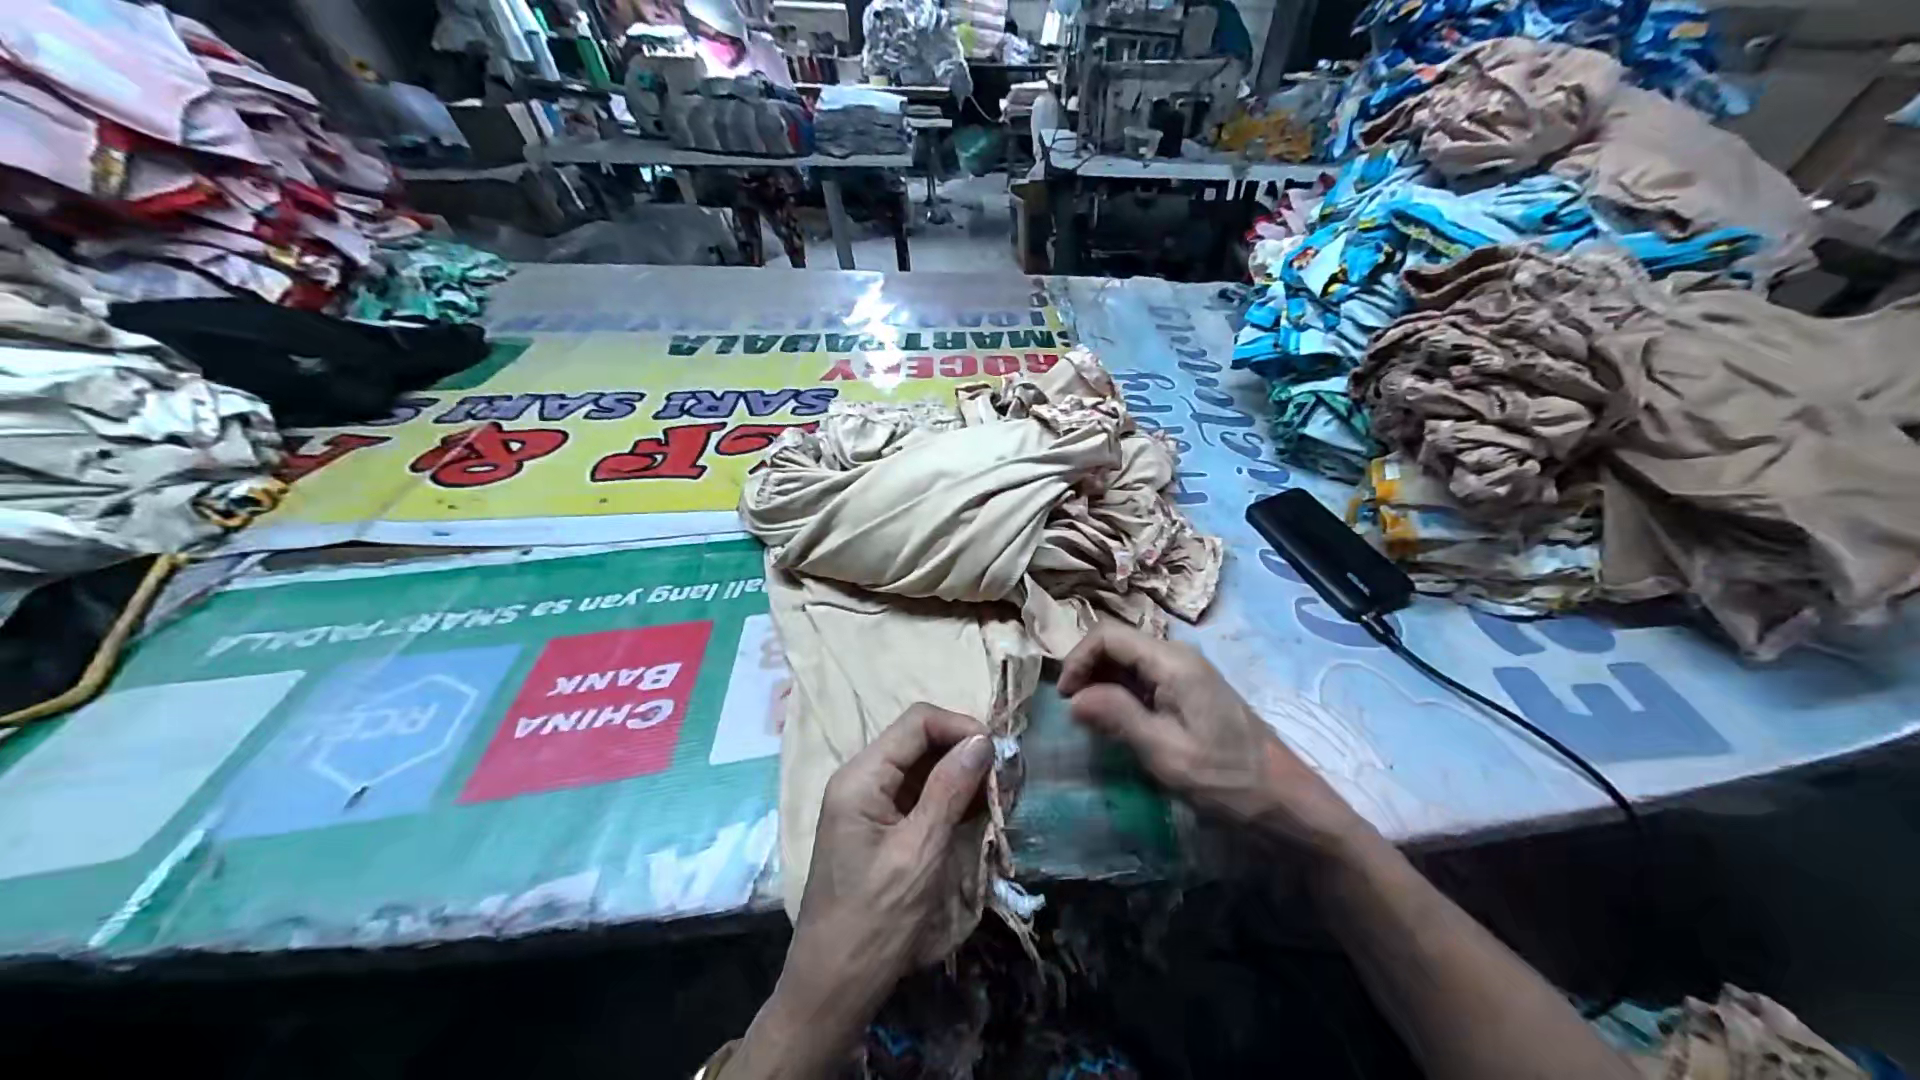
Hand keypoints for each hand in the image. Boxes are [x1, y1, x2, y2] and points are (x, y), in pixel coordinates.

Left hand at [789, 703, 994, 988]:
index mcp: (862, 777)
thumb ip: (950, 790)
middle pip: (921, 741)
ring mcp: (870, 803)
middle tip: (1005, 782)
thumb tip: (983, 740)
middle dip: (965, 753)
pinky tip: (977, 815)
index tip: (998, 756)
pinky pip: (919, 795)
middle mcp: (862, 779)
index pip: (918, 722)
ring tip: (998, 799)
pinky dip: (949, 799)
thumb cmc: (875, 921)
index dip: (961, 727)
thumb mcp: (920, 852)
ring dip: (962, 776)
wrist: (833, 987)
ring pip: (923, 767)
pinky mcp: (880, 826)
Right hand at [1058, 623, 1375, 859]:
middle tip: (1074, 711)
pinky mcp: (1191, 690)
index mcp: (1173, 662)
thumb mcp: (1166, 753)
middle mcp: (1179, 656)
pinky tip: (1118, 721)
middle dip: (1087, 670)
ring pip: (1128, 660)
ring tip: (1091, 719)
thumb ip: (1118, 717)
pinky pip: (1145, 677)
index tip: (1065, 699)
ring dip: (1102, 682)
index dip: (1077, 659)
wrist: (1287, 801)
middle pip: (1117, 643)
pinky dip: (1122, 692)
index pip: (1107, 635)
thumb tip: (1073, 698)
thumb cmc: (1227, 779)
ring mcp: (1187, 672)